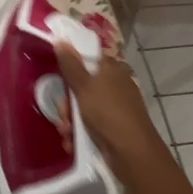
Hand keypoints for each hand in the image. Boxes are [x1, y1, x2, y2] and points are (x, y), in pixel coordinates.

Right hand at [54, 42, 169, 184]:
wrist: (133, 153)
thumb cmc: (108, 113)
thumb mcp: (84, 86)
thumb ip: (70, 64)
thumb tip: (61, 40)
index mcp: (111, 70)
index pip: (88, 58)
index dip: (71, 66)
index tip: (59, 77)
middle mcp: (114, 85)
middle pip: (81, 85)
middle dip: (68, 103)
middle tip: (64, 113)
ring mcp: (115, 107)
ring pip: (83, 107)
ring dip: (70, 120)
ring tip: (67, 132)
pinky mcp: (113, 126)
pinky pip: (90, 123)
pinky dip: (79, 131)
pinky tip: (72, 141)